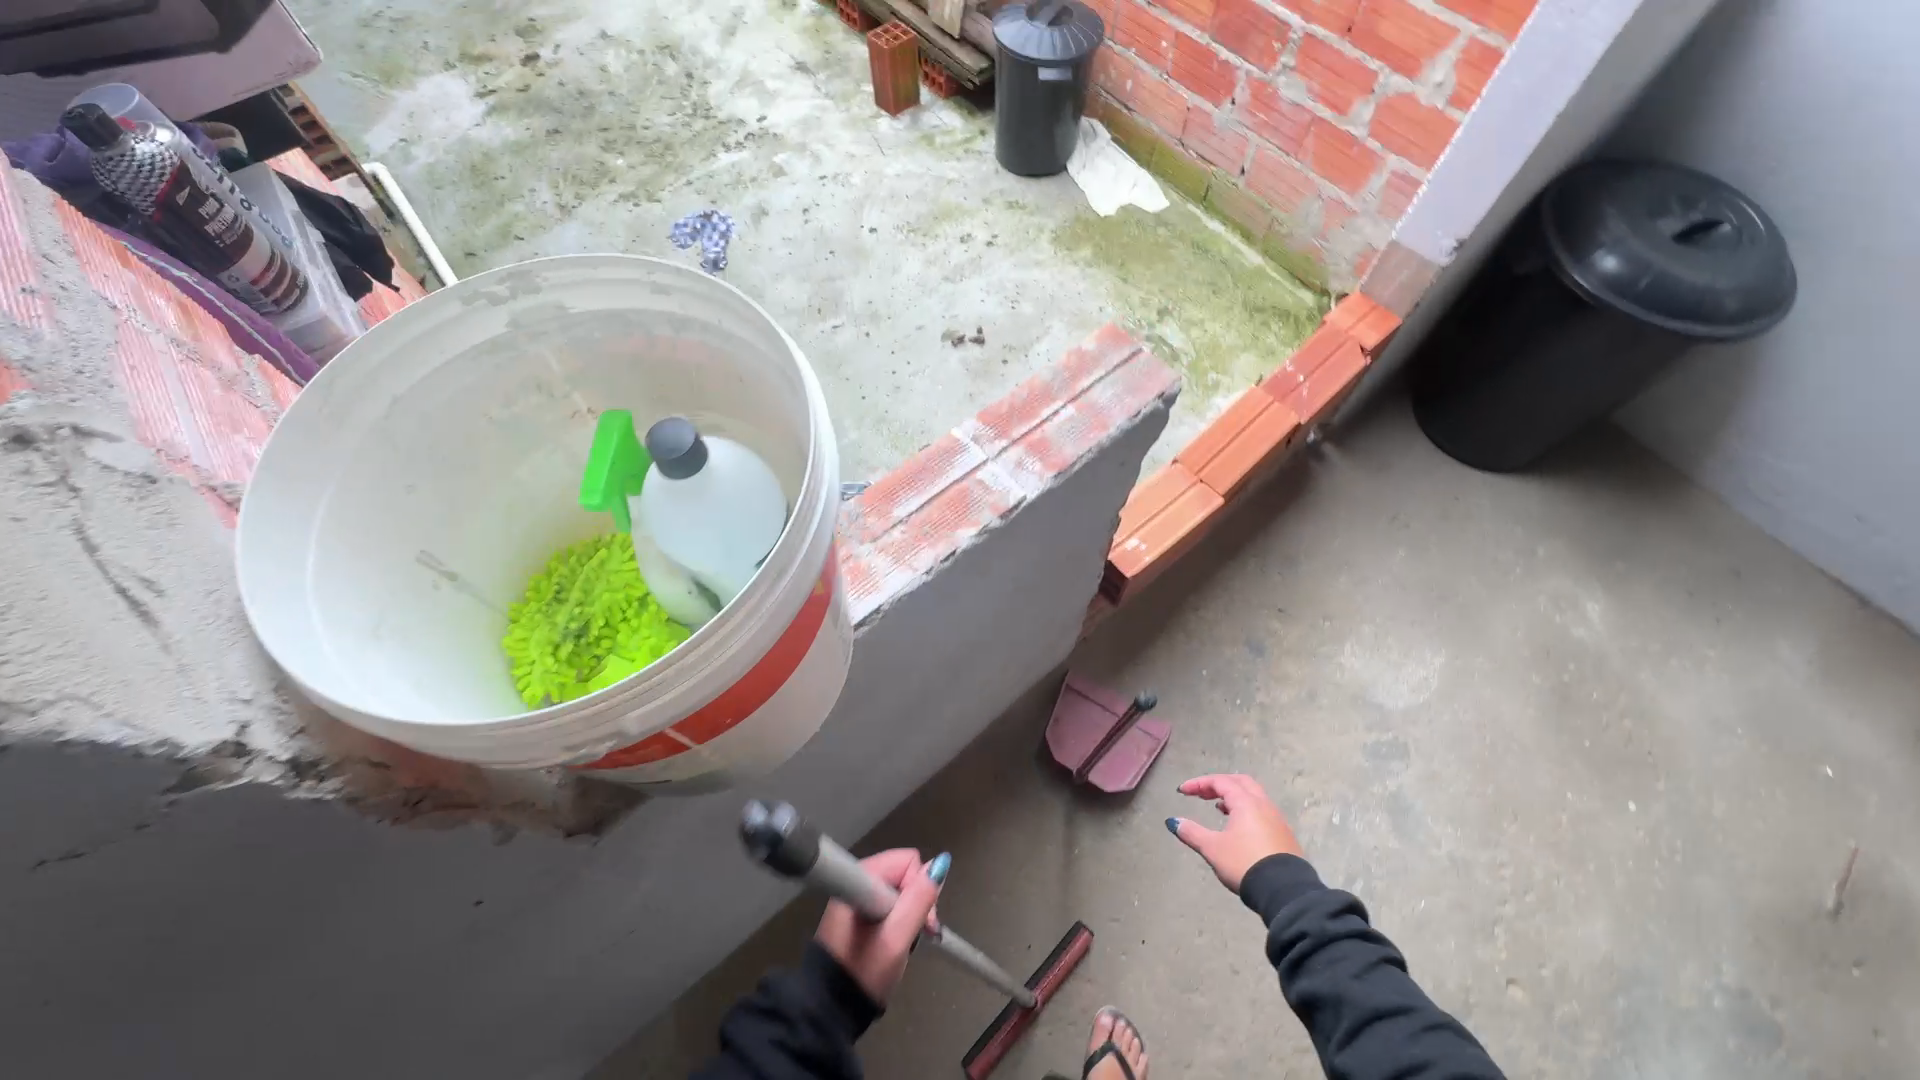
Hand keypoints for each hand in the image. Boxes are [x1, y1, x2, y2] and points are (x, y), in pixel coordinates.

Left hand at [814, 849, 944, 1004]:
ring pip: (900, 889)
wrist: (832, 1005)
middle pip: (905, 873)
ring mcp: (857, 894)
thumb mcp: (896, 938)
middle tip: (918, 935)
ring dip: (909, 914)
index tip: (922, 924)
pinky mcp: (858, 911)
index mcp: (863, 876)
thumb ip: (919, 899)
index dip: (920, 888)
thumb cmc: (864, 970)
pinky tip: (896, 941)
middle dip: (917, 902)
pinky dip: (898, 920)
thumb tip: (941, 863)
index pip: (908, 861)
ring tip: (906, 943)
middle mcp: (859, 878)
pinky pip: (889, 903)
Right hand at [1168, 774, 1303, 892]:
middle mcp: (1264, 805)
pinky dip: (1246, 810)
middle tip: (1202, 794)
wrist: (1284, 890)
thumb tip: (1173, 822)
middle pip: (1241, 782)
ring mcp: (1277, 820)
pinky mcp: (1284, 835)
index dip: (1199, 783)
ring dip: (1234, 797)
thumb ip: (1192, 832)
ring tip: (1219, 807)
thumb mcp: (1212, 848)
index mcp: (1246, 803)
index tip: (1182, 791)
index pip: (1220, 781)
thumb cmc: (1244, 863)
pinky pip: (1262, 812)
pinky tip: (1239, 827)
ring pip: (1254, 797)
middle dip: (1219, 784)